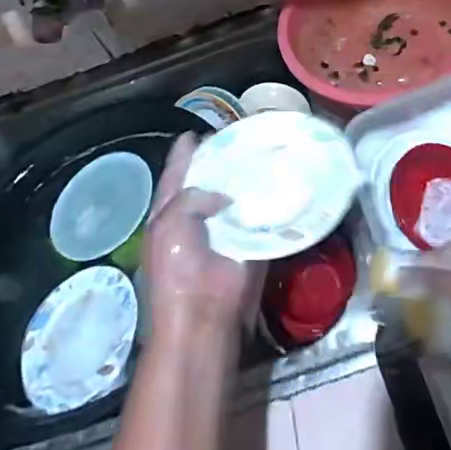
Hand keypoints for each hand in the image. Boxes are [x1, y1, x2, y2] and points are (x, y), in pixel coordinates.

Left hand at [142, 133, 263, 341]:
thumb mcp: (169, 223)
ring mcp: (225, 227)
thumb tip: (224, 196)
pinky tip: (281, 179)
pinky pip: (261, 217)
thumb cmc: (176, 268)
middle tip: (242, 136)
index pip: (178, 170)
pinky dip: (269, 201)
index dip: (188, 150)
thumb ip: (191, 196)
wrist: (203, 317)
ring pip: (237, 194)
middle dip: (224, 159)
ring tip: (264, 150)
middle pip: (210, 179)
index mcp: (169, 208)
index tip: (205, 132)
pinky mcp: (252, 242)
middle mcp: (197, 214)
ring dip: (248, 177)